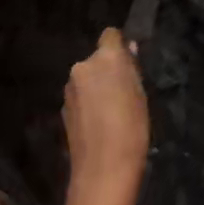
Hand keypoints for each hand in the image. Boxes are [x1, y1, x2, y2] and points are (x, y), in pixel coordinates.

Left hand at [63, 28, 148, 180]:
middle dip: (107, 70)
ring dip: (96, 87)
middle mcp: (83, 65)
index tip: (128, 61)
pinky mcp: (63, 106)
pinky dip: (87, 103)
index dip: (119, 45)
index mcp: (105, 58)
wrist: (102, 170)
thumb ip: (131, 70)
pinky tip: (97, 125)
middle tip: (123, 94)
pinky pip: (79, 96)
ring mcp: (69, 86)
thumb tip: (128, 49)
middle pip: (97, 59)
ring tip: (111, 114)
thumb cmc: (132, 131)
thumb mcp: (140, 97)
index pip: (110, 35)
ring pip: (86, 78)